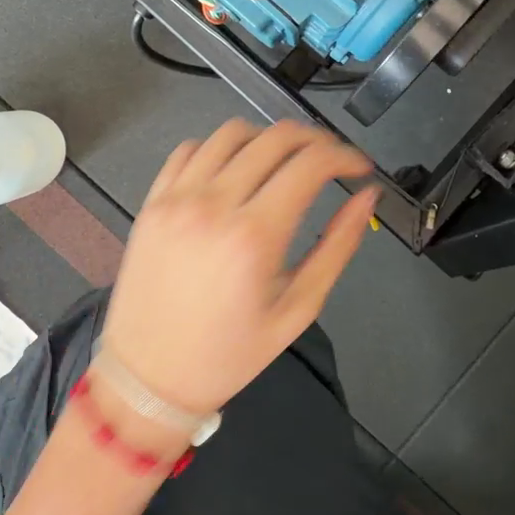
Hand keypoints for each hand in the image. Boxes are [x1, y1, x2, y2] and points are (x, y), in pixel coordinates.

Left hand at [98, 120, 378, 416]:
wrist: (146, 382)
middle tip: (331, 161)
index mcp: (254, 234)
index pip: (311, 163)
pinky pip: (191, 149)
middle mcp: (213, 204)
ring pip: (233, 131)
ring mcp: (177, 198)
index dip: (345, 156)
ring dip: (269, 137)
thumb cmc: (230, 354)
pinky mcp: (152, 202)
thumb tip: (368, 196)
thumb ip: (338, 246)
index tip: (359, 168)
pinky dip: (221, 147)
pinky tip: (236, 170)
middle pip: (276, 137)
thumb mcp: (298, 309)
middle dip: (316, 140)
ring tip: (285, 162)